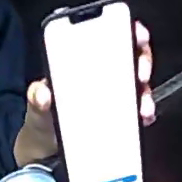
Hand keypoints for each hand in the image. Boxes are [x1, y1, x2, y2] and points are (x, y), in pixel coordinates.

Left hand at [15, 21, 155, 164]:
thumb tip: (43, 94)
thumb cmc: (42, 120)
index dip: (126, 30)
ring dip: (145, 94)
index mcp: (82, 62)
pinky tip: (143, 119)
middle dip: (142, 61)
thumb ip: (37, 98)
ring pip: (138, 86)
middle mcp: (102, 75)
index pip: (108, 36)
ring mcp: (113, 96)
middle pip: (130, 58)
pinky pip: (137, 112)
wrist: (47, 151)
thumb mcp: (36, 107)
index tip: (134, 34)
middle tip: (140, 74)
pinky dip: (143, 114)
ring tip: (142, 106)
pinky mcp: (120, 119)